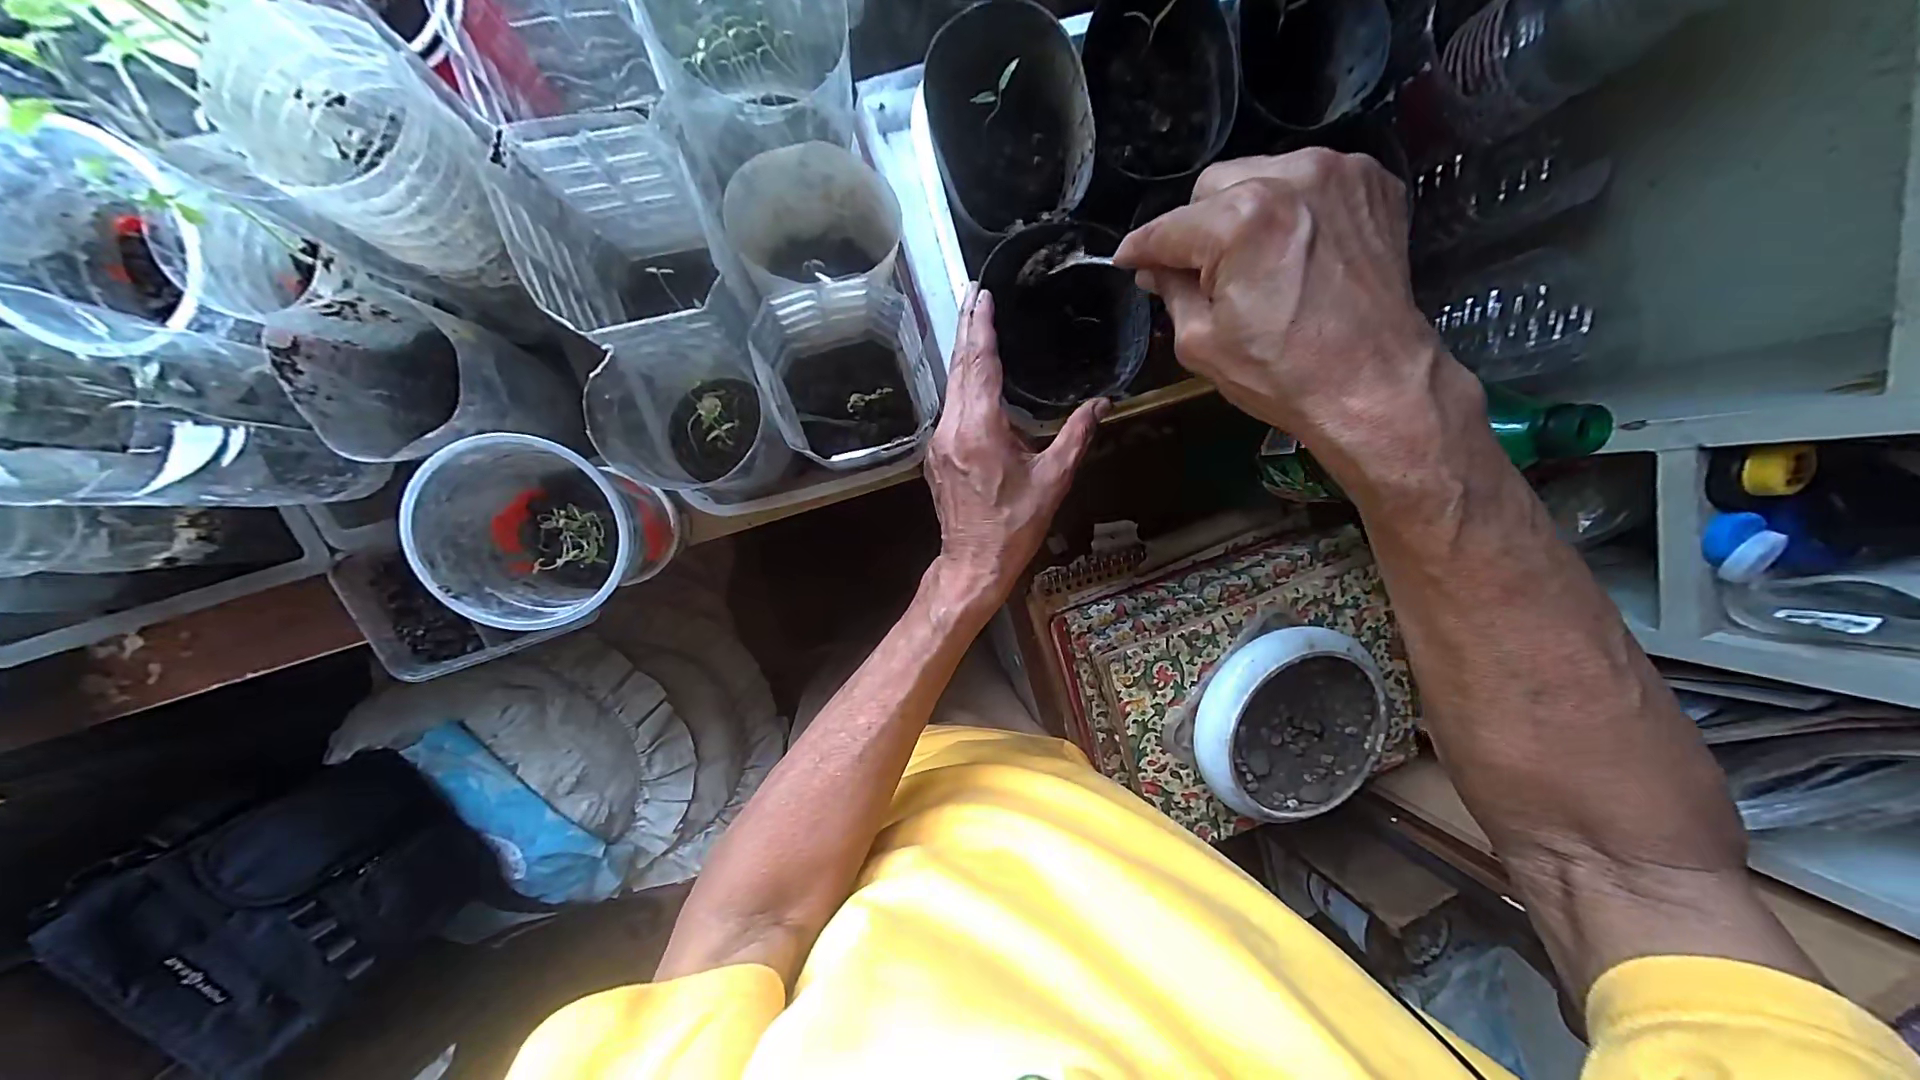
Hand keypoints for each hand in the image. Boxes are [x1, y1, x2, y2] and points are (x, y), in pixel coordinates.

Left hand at [925, 286, 1106, 609]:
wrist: (973, 563)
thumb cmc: (1014, 526)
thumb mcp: (1053, 479)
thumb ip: (1077, 435)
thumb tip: (1102, 403)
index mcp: (980, 429)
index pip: (979, 364)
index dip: (980, 327)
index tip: (981, 296)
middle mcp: (952, 429)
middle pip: (958, 368)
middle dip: (966, 328)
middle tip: (973, 294)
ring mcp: (939, 442)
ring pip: (951, 387)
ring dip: (963, 354)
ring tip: (973, 324)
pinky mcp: (936, 455)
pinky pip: (949, 408)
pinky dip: (961, 384)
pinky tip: (971, 376)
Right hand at [1114, 150, 1459, 450]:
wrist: (1373, 384)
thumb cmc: (1282, 373)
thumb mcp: (1200, 343)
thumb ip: (1171, 291)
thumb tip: (1155, 268)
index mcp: (1240, 220)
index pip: (1168, 228)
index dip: (1140, 248)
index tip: (1127, 260)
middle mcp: (1290, 177)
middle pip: (1211, 188)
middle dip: (1195, 228)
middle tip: (1198, 272)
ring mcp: (1339, 173)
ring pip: (1259, 175)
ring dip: (1240, 213)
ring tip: (1249, 260)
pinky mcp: (1372, 183)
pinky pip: (1305, 183)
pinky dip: (1288, 209)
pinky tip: (1290, 250)